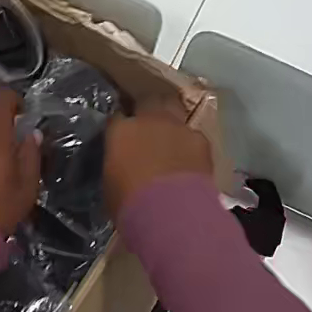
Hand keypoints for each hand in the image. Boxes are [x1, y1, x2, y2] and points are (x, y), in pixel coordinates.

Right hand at [104, 100, 211, 216]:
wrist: (170, 211)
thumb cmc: (130, 204)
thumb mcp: (111, 186)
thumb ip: (117, 167)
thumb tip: (122, 168)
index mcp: (121, 132)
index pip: (117, 117)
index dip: (121, 124)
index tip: (123, 133)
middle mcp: (149, 121)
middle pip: (149, 100)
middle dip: (149, 107)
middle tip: (149, 123)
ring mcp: (178, 127)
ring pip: (174, 109)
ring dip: (172, 121)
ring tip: (172, 137)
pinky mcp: (201, 140)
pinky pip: (194, 135)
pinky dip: (192, 144)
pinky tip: (192, 158)